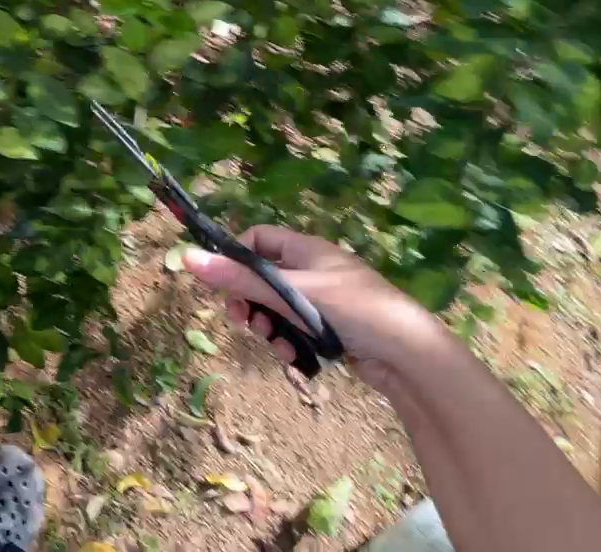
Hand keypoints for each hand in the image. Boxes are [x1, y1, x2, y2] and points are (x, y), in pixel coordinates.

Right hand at [179, 226, 452, 393]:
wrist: (414, 359)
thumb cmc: (354, 310)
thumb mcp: (291, 293)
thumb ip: (240, 278)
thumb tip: (186, 257)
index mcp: (305, 249)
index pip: (256, 240)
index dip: (236, 258)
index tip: (224, 284)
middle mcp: (312, 269)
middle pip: (262, 276)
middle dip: (247, 298)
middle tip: (241, 319)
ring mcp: (323, 300)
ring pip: (276, 306)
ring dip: (265, 323)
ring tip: (271, 341)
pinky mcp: (332, 330)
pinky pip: (294, 328)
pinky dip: (286, 340)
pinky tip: (291, 356)